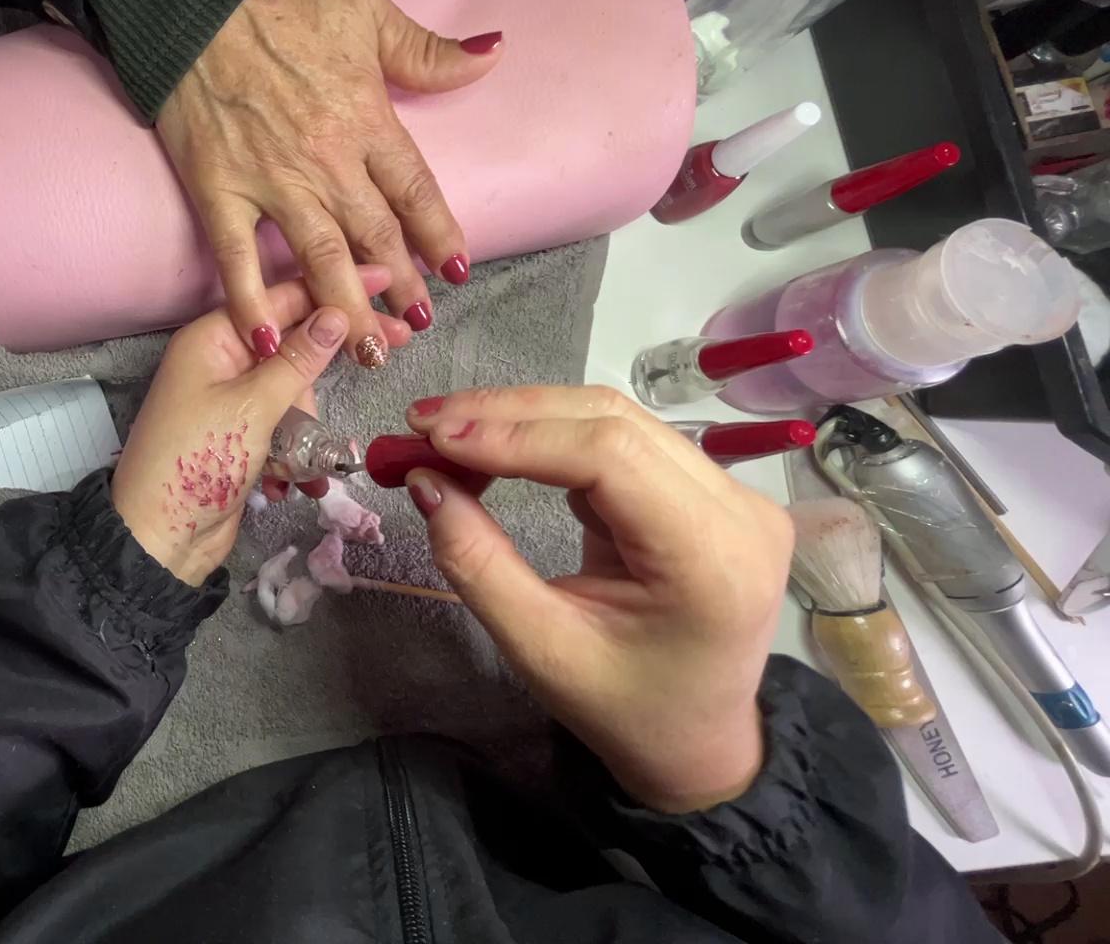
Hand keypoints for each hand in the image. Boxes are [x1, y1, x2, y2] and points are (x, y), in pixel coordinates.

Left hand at [112, 268, 391, 584]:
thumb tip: (338, 312)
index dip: (333, 290)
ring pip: (290, 397)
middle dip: (322, 376)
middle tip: (392, 349)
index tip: (386, 279)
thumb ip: (298, 360)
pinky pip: (280, 432)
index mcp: (212, 339)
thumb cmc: (196, 461)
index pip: (281, 300)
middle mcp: (219, 363)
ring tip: (302, 463)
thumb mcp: (252, 407)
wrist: (159, 539)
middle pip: (291, 350)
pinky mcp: (238, 439)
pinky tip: (291, 483)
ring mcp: (228, 403)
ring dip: (303, 432)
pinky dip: (290, 456)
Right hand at [156, 0, 502, 368]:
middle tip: (414, 329)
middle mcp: (326, 164)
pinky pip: (237, 259)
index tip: (455, 273)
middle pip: (374, 239)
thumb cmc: (283, 2)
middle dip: (400, 288)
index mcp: (366, 121)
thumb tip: (490, 59)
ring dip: (346, 312)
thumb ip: (428, 51)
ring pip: (319, 261)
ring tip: (366, 354)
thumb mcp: (369, 11)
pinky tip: (267, 342)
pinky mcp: (219, 193)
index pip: (415, 193)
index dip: (439, 237)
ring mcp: (271, 185)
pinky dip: (250, 303)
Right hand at [403, 386, 790, 812]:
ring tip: (441, 431)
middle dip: (503, 413)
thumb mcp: (537, 647)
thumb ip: (476, 562)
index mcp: (712, 558)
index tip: (432, 438)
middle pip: (608, 420)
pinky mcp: (695, 485)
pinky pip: (608, 436)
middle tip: (420, 424)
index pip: (609, 456)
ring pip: (606, 416)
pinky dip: (537, 433)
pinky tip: (486, 446)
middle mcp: (734, 507)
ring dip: (516, 415)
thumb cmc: (621, 706)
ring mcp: (722, 490)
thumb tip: (423, 481)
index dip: (514, 436)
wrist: (696, 740)